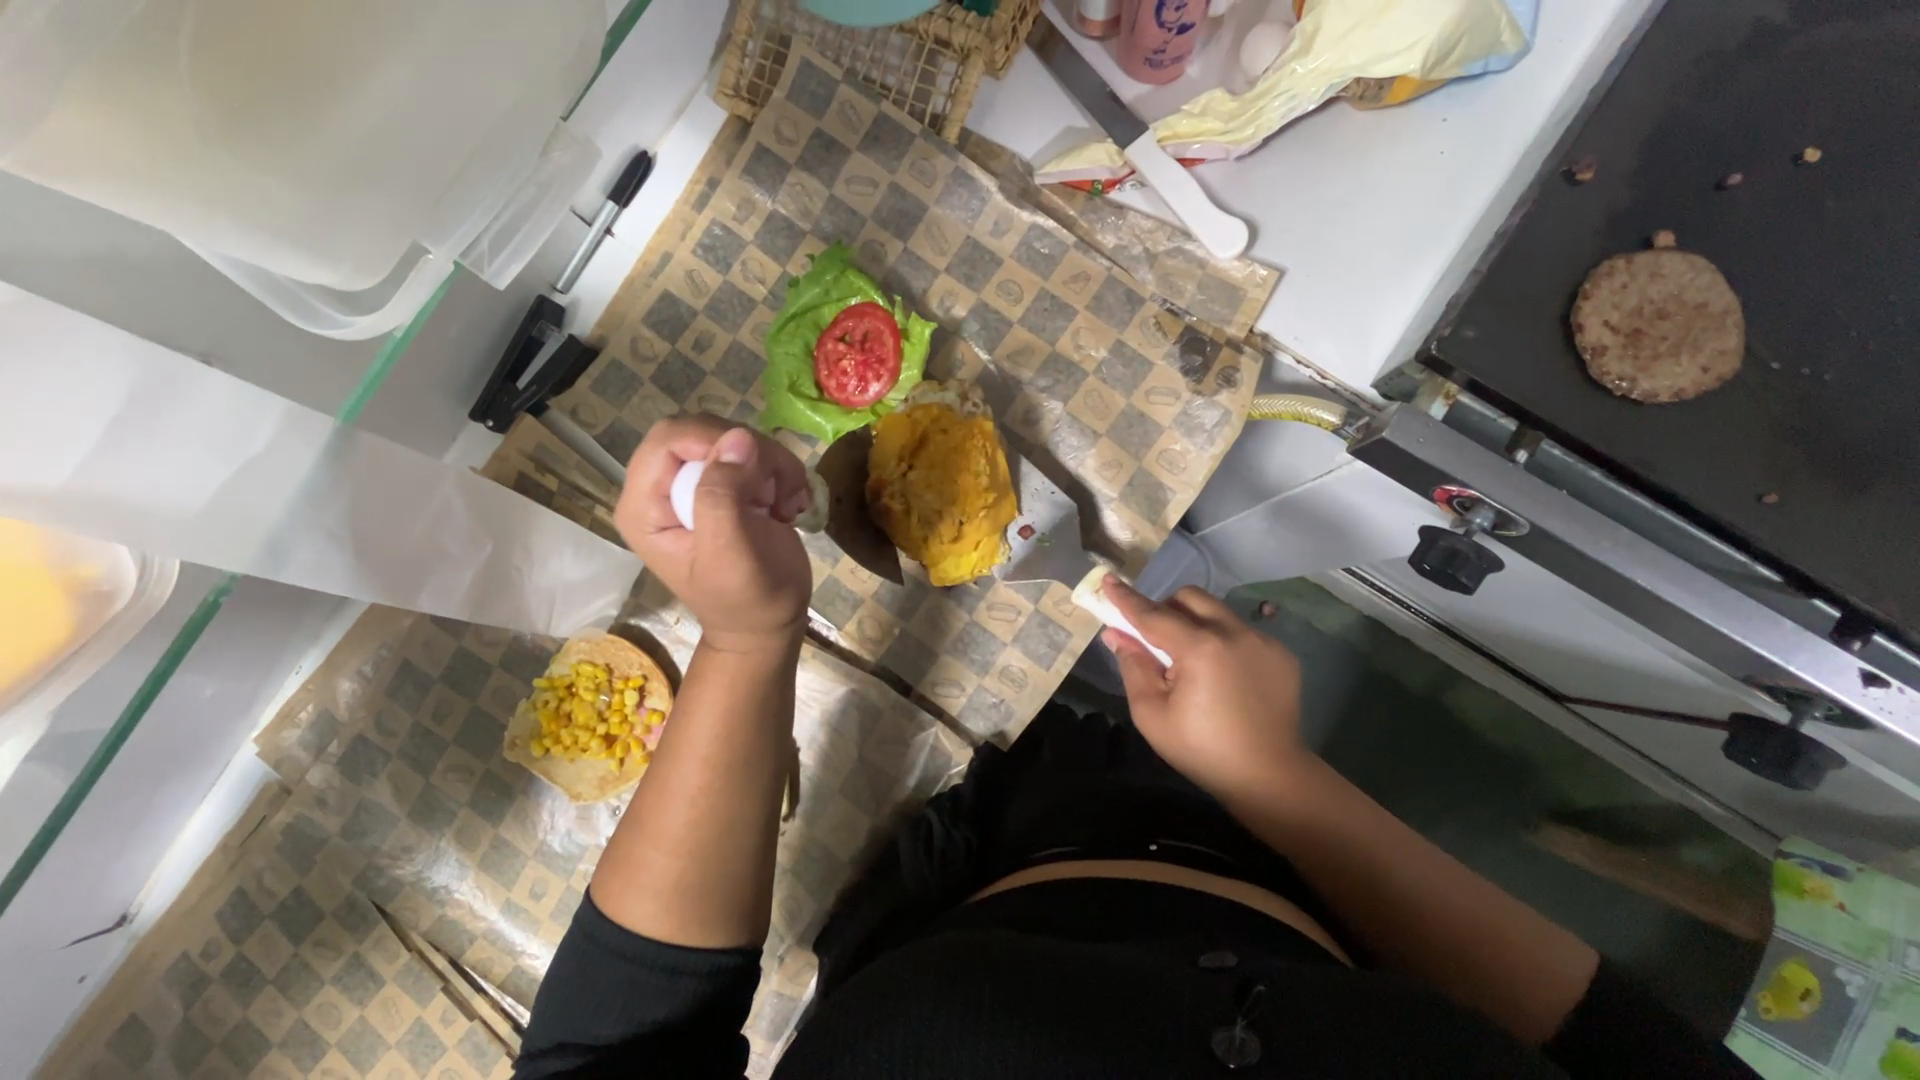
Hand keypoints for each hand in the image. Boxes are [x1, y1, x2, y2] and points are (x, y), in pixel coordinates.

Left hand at [615, 415, 813, 652]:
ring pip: (735, 437)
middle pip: (703, 430)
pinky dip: (781, 471)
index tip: (753, 472)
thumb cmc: (746, 601)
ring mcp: (698, 484)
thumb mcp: (729, 557)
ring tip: (787, 504)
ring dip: (773, 463)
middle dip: (749, 452)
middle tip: (777, 489)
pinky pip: (755, 452)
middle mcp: (664, 488)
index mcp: (644, 506)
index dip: (711, 441)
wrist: (769, 624)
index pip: (667, 439)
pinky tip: (789, 504)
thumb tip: (738, 438)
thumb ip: (722, 497)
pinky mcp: (728, 485)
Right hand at [1102, 578, 1311, 802]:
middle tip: (1156, 640)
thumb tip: (1117, 634)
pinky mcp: (1281, 654)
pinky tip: (1224, 678)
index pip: (1153, 614)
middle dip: (1166, 608)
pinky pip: (1242, 632)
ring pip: (1218, 611)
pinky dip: (1224, 643)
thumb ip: (1133, 667)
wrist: (1269, 776)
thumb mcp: (1152, 714)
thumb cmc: (1202, 749)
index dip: (1126, 598)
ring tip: (1193, 663)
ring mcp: (1263, 641)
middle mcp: (1234, 632)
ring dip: (1196, 624)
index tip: (1107, 580)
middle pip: (1190, 598)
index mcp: (1200, 647)